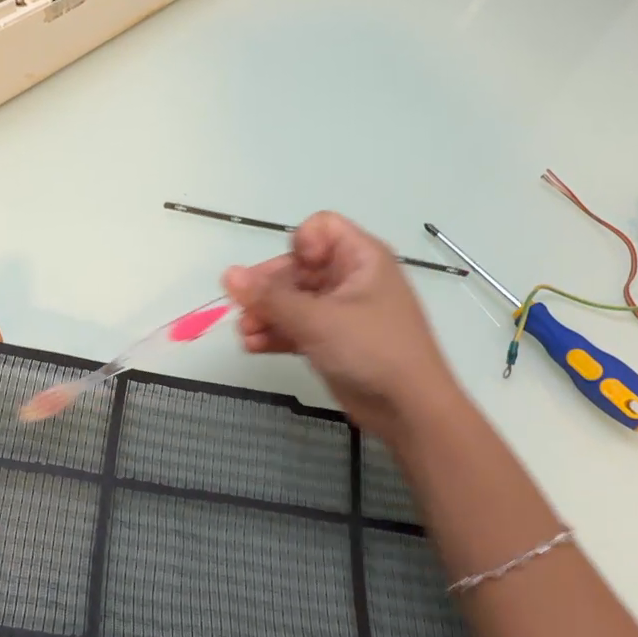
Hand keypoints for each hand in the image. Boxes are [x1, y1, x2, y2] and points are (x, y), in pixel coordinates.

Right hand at [222, 212, 459, 436]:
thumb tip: (228, 275)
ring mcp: (341, 311)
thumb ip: (270, 298)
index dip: (299, 244)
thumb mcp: (317, 320)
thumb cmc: (372, 350)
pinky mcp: (333, 341)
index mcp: (361, 258)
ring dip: (266, 314)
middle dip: (268, 288)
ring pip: (293, 300)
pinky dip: (277, 334)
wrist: (409, 409)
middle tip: (242, 309)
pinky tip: (253, 346)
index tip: (287, 273)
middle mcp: (350, 278)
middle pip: (297, 267)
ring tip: (244, 333)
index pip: (321, 227)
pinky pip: (297, 327)